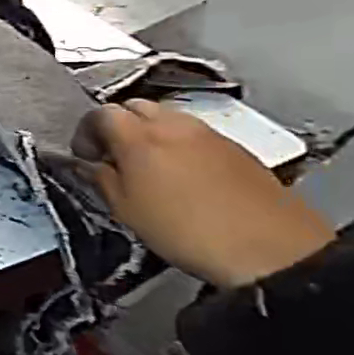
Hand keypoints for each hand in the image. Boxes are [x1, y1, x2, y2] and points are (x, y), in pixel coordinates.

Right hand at [73, 99, 335, 288]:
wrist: (268, 248)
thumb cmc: (186, 231)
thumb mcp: (127, 211)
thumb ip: (101, 179)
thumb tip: (87, 165)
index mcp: (138, 136)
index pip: (100, 114)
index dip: (86, 133)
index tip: (85, 157)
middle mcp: (172, 125)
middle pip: (133, 106)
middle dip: (117, 126)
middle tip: (112, 157)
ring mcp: (207, 132)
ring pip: (165, 117)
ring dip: (148, 132)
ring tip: (147, 167)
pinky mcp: (234, 146)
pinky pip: (193, 133)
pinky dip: (177, 143)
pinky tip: (181, 176)